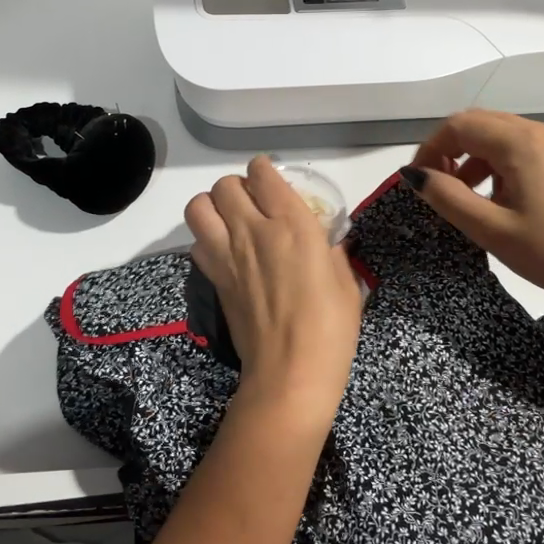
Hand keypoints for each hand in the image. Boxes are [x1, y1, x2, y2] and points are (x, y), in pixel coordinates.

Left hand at [186, 157, 363, 424]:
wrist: (290, 372)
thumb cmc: (330, 328)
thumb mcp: (346, 283)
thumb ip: (334, 253)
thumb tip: (331, 243)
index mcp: (292, 224)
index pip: (262, 173)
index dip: (265, 171)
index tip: (272, 181)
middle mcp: (253, 230)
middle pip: (225, 185)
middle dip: (238, 187)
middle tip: (253, 204)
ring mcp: (227, 254)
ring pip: (199, 206)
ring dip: (211, 206)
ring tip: (229, 221)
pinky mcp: (213, 279)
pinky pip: (196, 243)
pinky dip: (206, 240)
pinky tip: (225, 253)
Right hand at [405, 110, 543, 305]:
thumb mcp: (490, 228)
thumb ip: (447, 197)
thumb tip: (415, 175)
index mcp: (521, 143)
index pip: (459, 126)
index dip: (430, 149)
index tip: (417, 182)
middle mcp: (539, 132)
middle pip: (479, 124)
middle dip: (449, 151)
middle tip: (434, 188)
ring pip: (498, 136)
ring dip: (472, 160)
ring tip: (461, 198)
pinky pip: (518, 150)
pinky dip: (495, 166)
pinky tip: (493, 201)